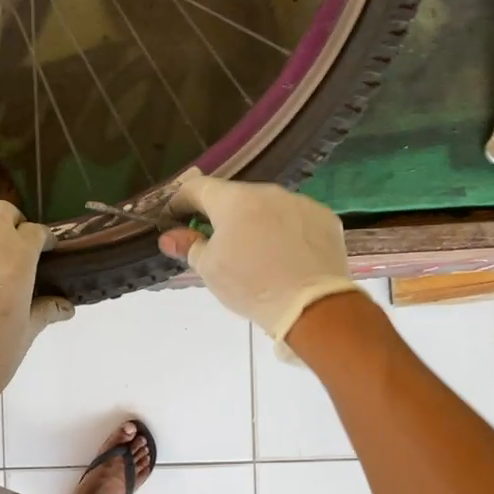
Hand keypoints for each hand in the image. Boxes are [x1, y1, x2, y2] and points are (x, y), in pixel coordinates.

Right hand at [158, 177, 360, 352]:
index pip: (198, 188)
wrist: (311, 304)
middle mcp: (267, 192)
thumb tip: (169, 237)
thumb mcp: (209, 269)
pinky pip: (295, 219)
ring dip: (255, 222)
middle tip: (216, 243)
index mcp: (233, 200)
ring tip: (254, 253)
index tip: (174, 218)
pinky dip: (284, 231)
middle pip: (235, 197)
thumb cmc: (250, 285)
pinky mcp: (324, 218)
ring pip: (267, 207)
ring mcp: (299, 202)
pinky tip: (284, 256)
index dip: (180, 201)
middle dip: (221, 216)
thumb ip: (189, 246)